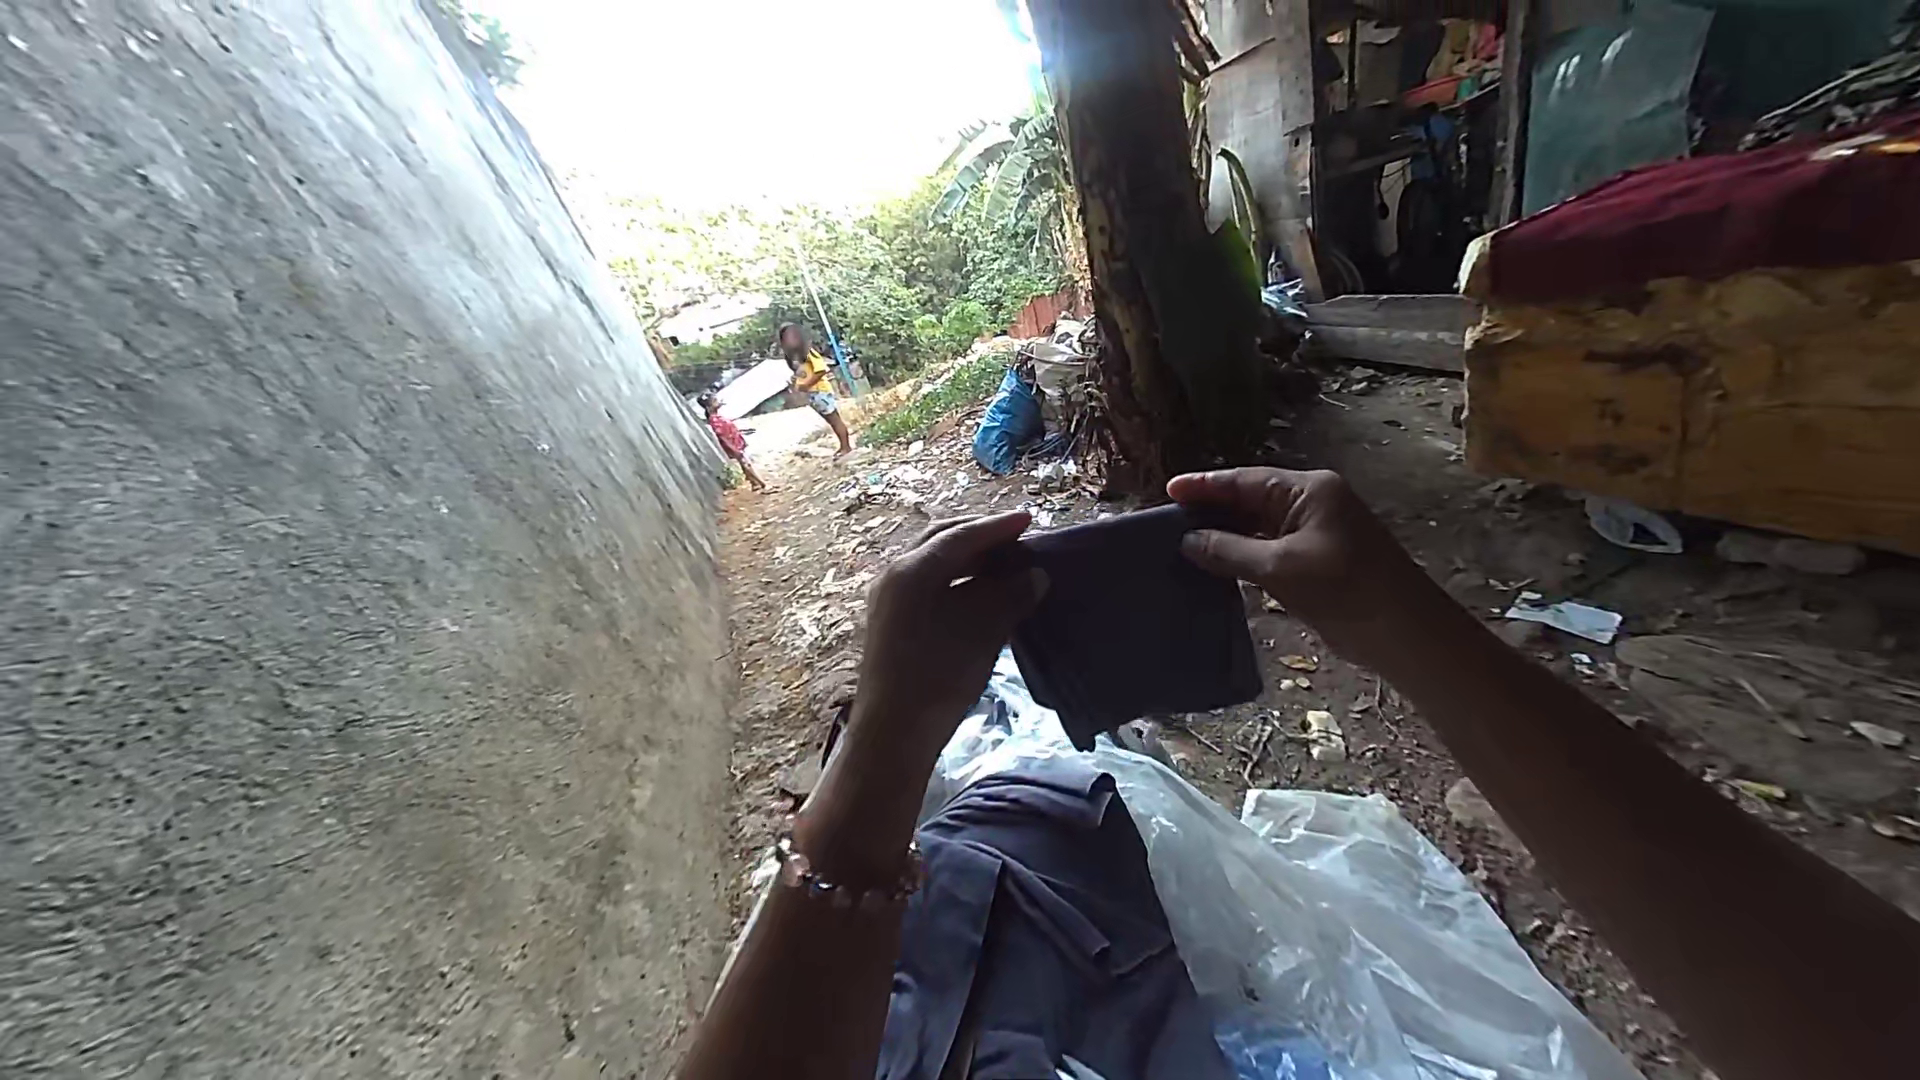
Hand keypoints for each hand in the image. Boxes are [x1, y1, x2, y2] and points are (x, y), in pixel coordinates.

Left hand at [850, 512, 1048, 765]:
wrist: (893, 733)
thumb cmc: (938, 678)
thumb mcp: (982, 634)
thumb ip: (1010, 597)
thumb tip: (1035, 576)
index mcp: (912, 571)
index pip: (960, 536)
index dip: (996, 527)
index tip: (1028, 519)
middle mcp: (894, 575)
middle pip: (940, 541)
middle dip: (978, 536)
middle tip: (1014, 537)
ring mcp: (888, 597)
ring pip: (932, 562)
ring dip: (967, 558)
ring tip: (1001, 563)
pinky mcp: (891, 619)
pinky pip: (927, 583)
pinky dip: (955, 579)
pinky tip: (978, 591)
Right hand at [1167, 468, 1451, 671]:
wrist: (1405, 635)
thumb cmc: (1345, 590)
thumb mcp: (1279, 567)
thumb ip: (1228, 550)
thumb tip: (1188, 540)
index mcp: (1308, 490)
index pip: (1244, 481)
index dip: (1204, 485)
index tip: (1169, 490)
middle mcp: (1310, 503)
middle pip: (1249, 499)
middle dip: (1210, 509)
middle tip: (1168, 520)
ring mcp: (1312, 531)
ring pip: (1255, 524)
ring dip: (1223, 533)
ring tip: (1182, 541)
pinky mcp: (1312, 557)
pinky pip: (1265, 546)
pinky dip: (1239, 553)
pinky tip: (1213, 563)